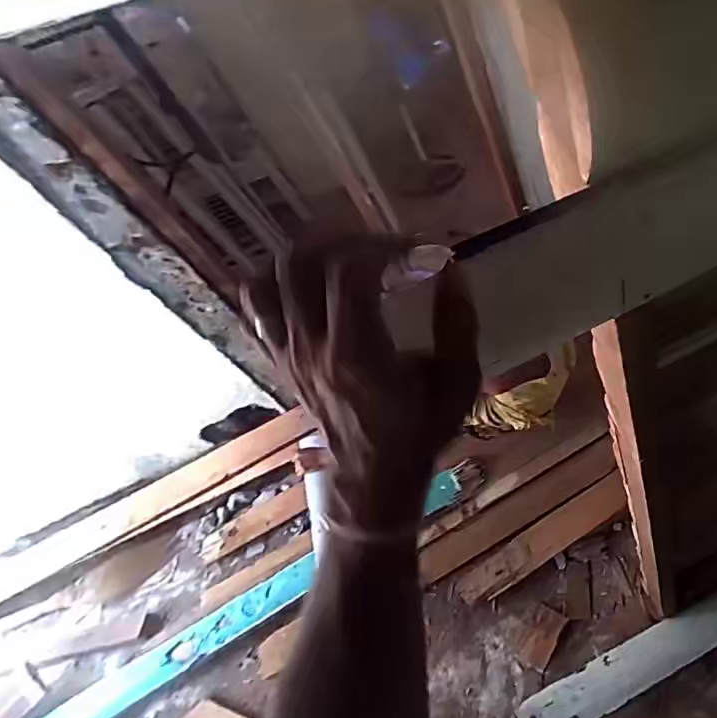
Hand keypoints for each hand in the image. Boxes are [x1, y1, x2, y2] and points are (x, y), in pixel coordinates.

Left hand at [241, 235, 479, 535]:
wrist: (373, 476)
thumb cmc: (421, 431)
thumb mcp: (460, 383)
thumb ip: (458, 325)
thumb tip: (451, 271)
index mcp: (356, 355)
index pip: (351, 273)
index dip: (389, 249)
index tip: (425, 255)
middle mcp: (310, 347)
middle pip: (304, 262)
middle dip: (354, 240)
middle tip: (392, 248)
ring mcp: (286, 350)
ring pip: (273, 273)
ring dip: (316, 251)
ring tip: (356, 253)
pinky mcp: (277, 354)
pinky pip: (256, 299)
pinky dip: (281, 275)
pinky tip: (318, 277)